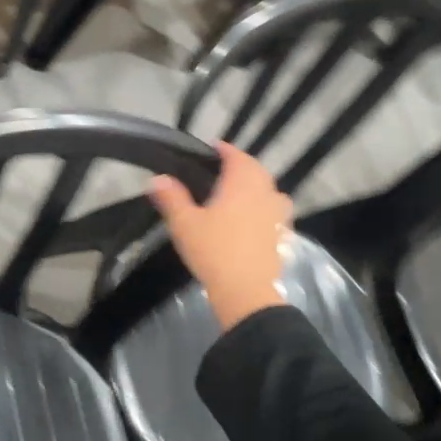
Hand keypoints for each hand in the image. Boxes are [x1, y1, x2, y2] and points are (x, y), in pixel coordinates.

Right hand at [148, 142, 292, 328]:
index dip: (225, 150)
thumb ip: (171, 197)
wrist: (245, 292)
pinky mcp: (282, 237)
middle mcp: (264, 195)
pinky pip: (276, 213)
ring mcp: (277, 217)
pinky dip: (266, 209)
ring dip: (257, 186)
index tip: (212, 148)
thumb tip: (158, 178)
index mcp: (242, 186)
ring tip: (240, 192)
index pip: (237, 157)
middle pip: (257, 171)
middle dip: (242, 166)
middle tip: (223, 169)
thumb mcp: (184, 223)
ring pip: (271, 191)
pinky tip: (253, 221)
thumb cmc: (213, 251)